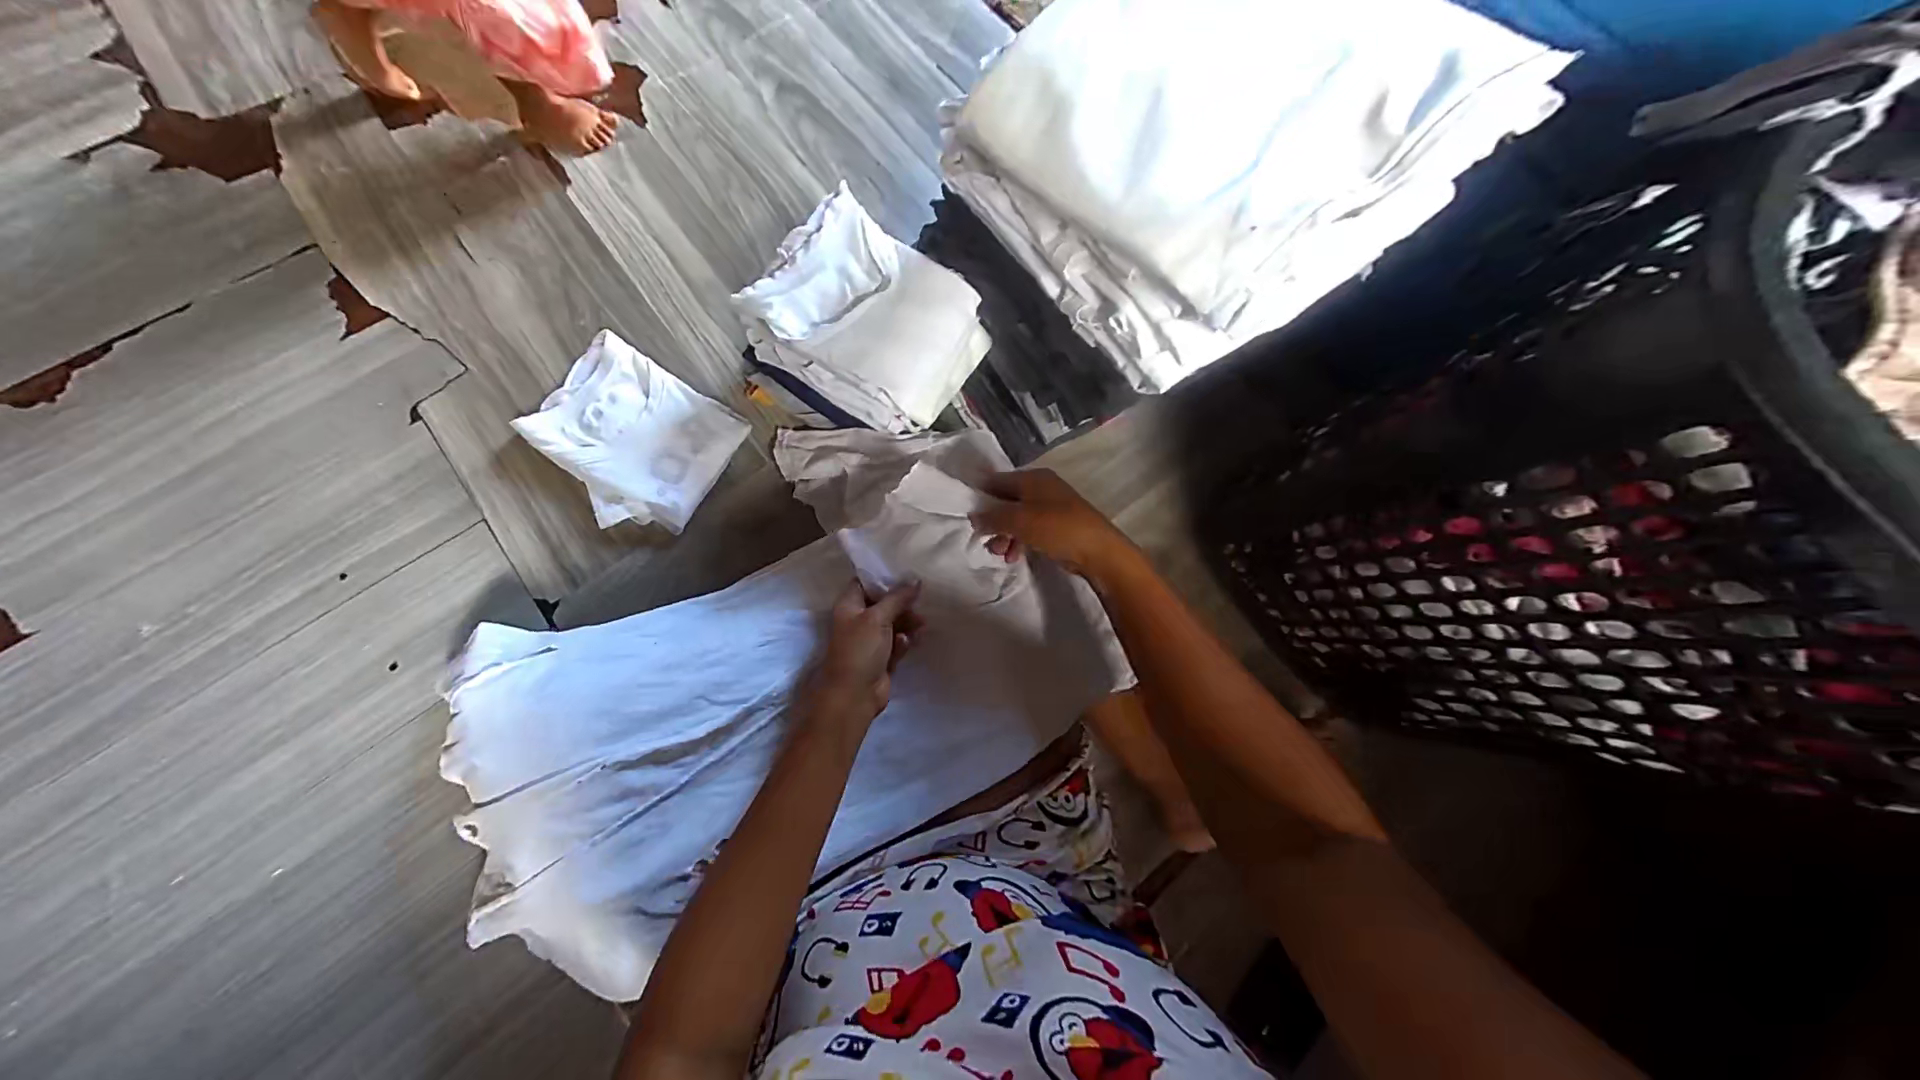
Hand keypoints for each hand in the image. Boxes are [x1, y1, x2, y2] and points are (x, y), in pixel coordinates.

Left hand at [800, 580, 923, 728]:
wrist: (855, 694)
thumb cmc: (860, 650)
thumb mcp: (877, 618)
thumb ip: (897, 598)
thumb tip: (915, 580)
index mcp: (849, 605)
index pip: (864, 582)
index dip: (883, 577)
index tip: (907, 573)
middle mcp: (858, 620)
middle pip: (884, 603)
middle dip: (903, 602)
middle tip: (920, 602)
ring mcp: (870, 640)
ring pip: (893, 622)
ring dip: (907, 622)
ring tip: (921, 624)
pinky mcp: (882, 657)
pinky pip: (897, 642)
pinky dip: (904, 641)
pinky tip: (908, 643)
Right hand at [971, 468, 1135, 579]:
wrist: (1098, 552)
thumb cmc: (1057, 528)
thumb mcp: (1019, 520)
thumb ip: (993, 517)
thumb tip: (974, 516)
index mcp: (1033, 478)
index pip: (996, 481)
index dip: (980, 497)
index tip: (967, 517)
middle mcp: (1041, 488)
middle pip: (1005, 501)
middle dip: (992, 522)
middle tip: (985, 541)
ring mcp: (1050, 508)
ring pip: (1016, 519)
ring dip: (1004, 536)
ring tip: (1001, 554)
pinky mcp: (1056, 527)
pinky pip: (1029, 531)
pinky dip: (1019, 541)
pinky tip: (1014, 557)